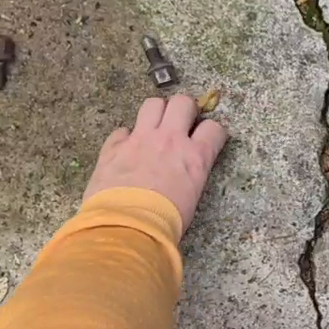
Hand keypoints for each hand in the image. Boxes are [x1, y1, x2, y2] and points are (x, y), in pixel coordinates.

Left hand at [83, 95, 228, 231]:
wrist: (127, 225)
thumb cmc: (165, 220)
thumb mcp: (191, 197)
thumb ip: (190, 175)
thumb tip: (182, 173)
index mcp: (195, 156)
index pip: (214, 128)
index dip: (213, 131)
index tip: (208, 138)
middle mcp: (170, 140)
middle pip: (183, 103)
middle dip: (185, 109)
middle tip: (181, 123)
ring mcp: (140, 139)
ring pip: (152, 104)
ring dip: (156, 113)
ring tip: (155, 127)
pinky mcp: (114, 146)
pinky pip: (122, 130)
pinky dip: (126, 137)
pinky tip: (127, 150)